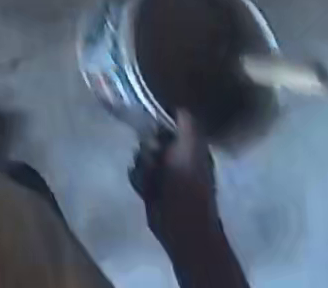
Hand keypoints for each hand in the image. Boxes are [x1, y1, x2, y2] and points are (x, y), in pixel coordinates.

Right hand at [129, 111, 222, 254]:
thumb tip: (176, 102)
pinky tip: (146, 188)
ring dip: (143, 164)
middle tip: (154, 154)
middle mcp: (177, 155)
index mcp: (190, 144)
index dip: (157, 117)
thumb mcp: (192, 145)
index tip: (146, 115)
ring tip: (152, 178)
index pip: (169, 120)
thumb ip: (187, 121)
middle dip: (148, 143)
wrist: (182, 224)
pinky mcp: (150, 187)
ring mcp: (163, 172)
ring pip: (140, 153)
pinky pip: (135, 171)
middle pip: (150, 135)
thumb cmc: (189, 182)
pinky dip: (139, 178)